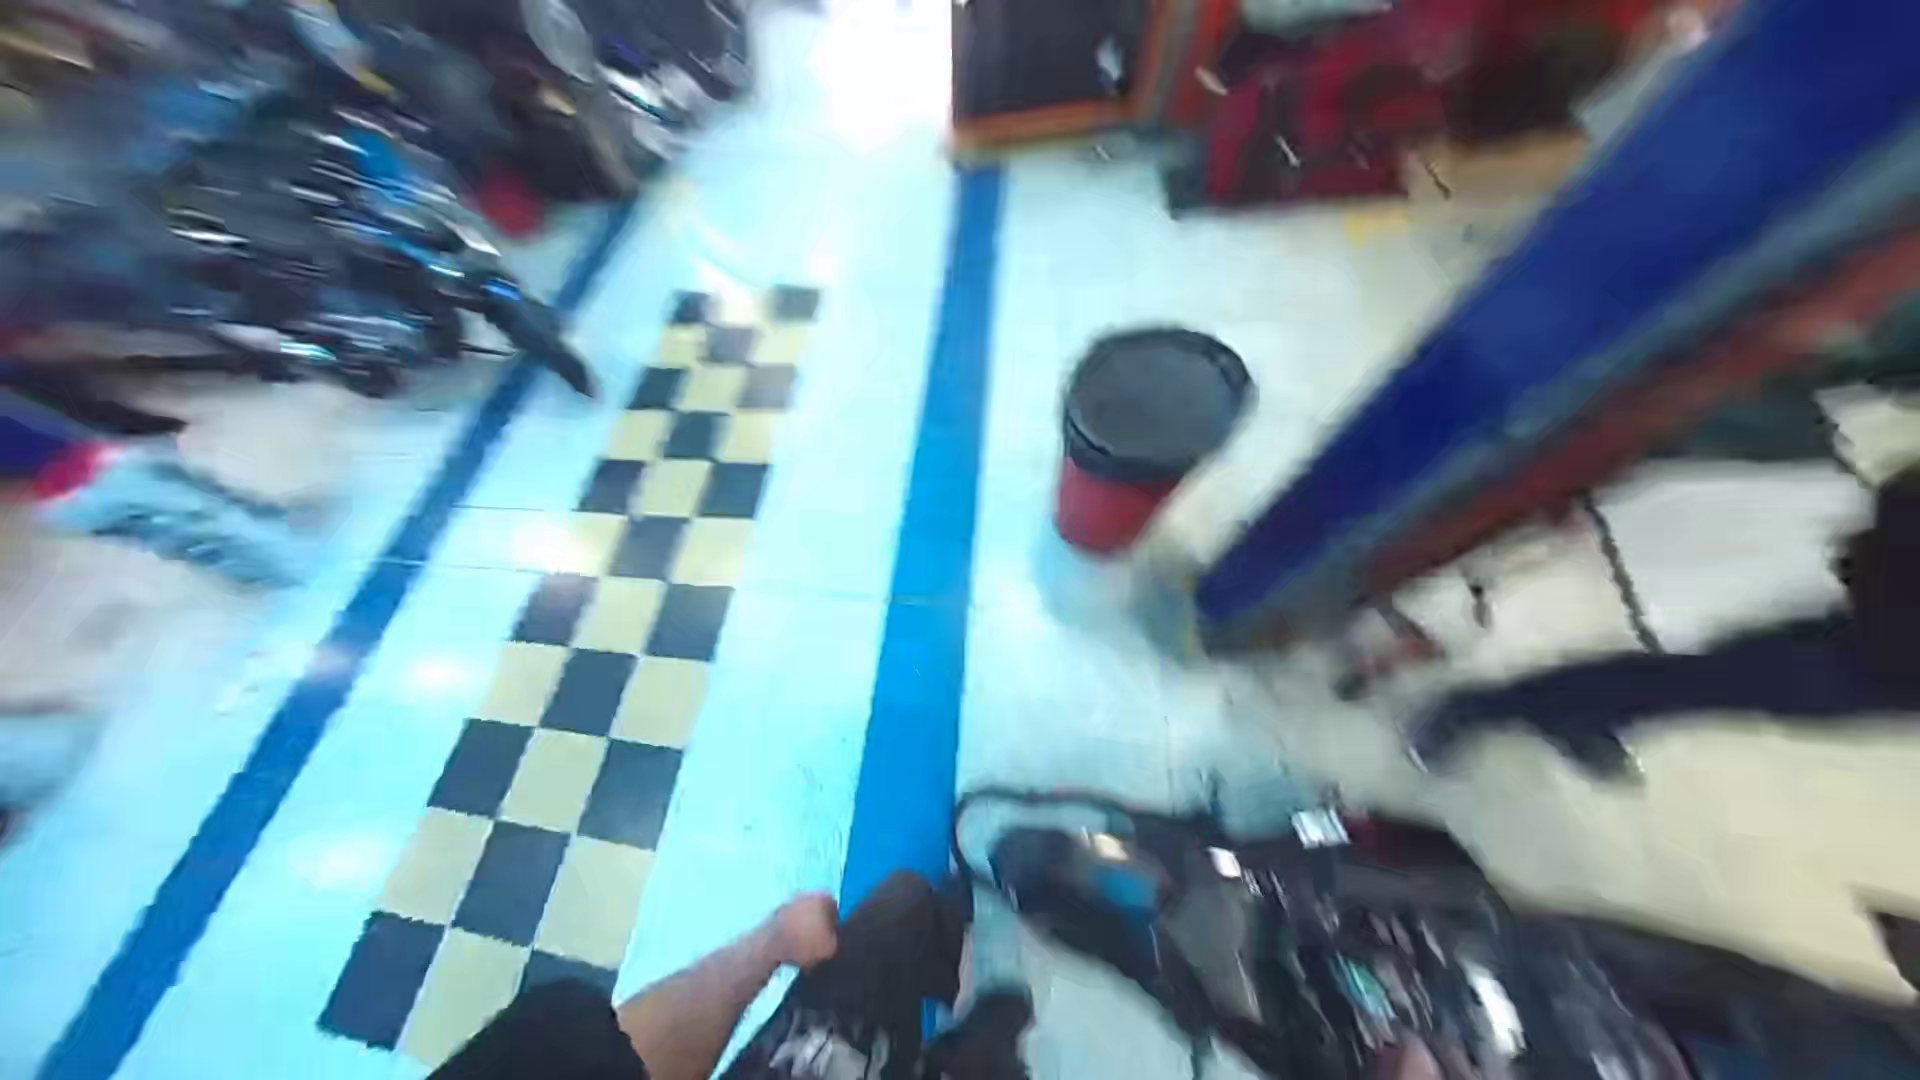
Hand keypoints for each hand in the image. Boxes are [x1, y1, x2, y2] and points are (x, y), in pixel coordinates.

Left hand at [769, 892, 838, 969]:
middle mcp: (808, 894)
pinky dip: (792, 929)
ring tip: (803, 944)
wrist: (771, 944)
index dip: (834, 922)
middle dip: (818, 921)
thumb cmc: (805, 943)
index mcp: (823, 898)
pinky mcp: (777, 911)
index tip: (830, 935)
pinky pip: (791, 920)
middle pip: (818, 907)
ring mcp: (791, 901)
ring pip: (803, 913)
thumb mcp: (829, 948)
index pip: (834, 906)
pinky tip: (791, 943)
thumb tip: (831, 936)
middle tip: (817, 939)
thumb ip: (835, 938)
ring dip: (804, 925)